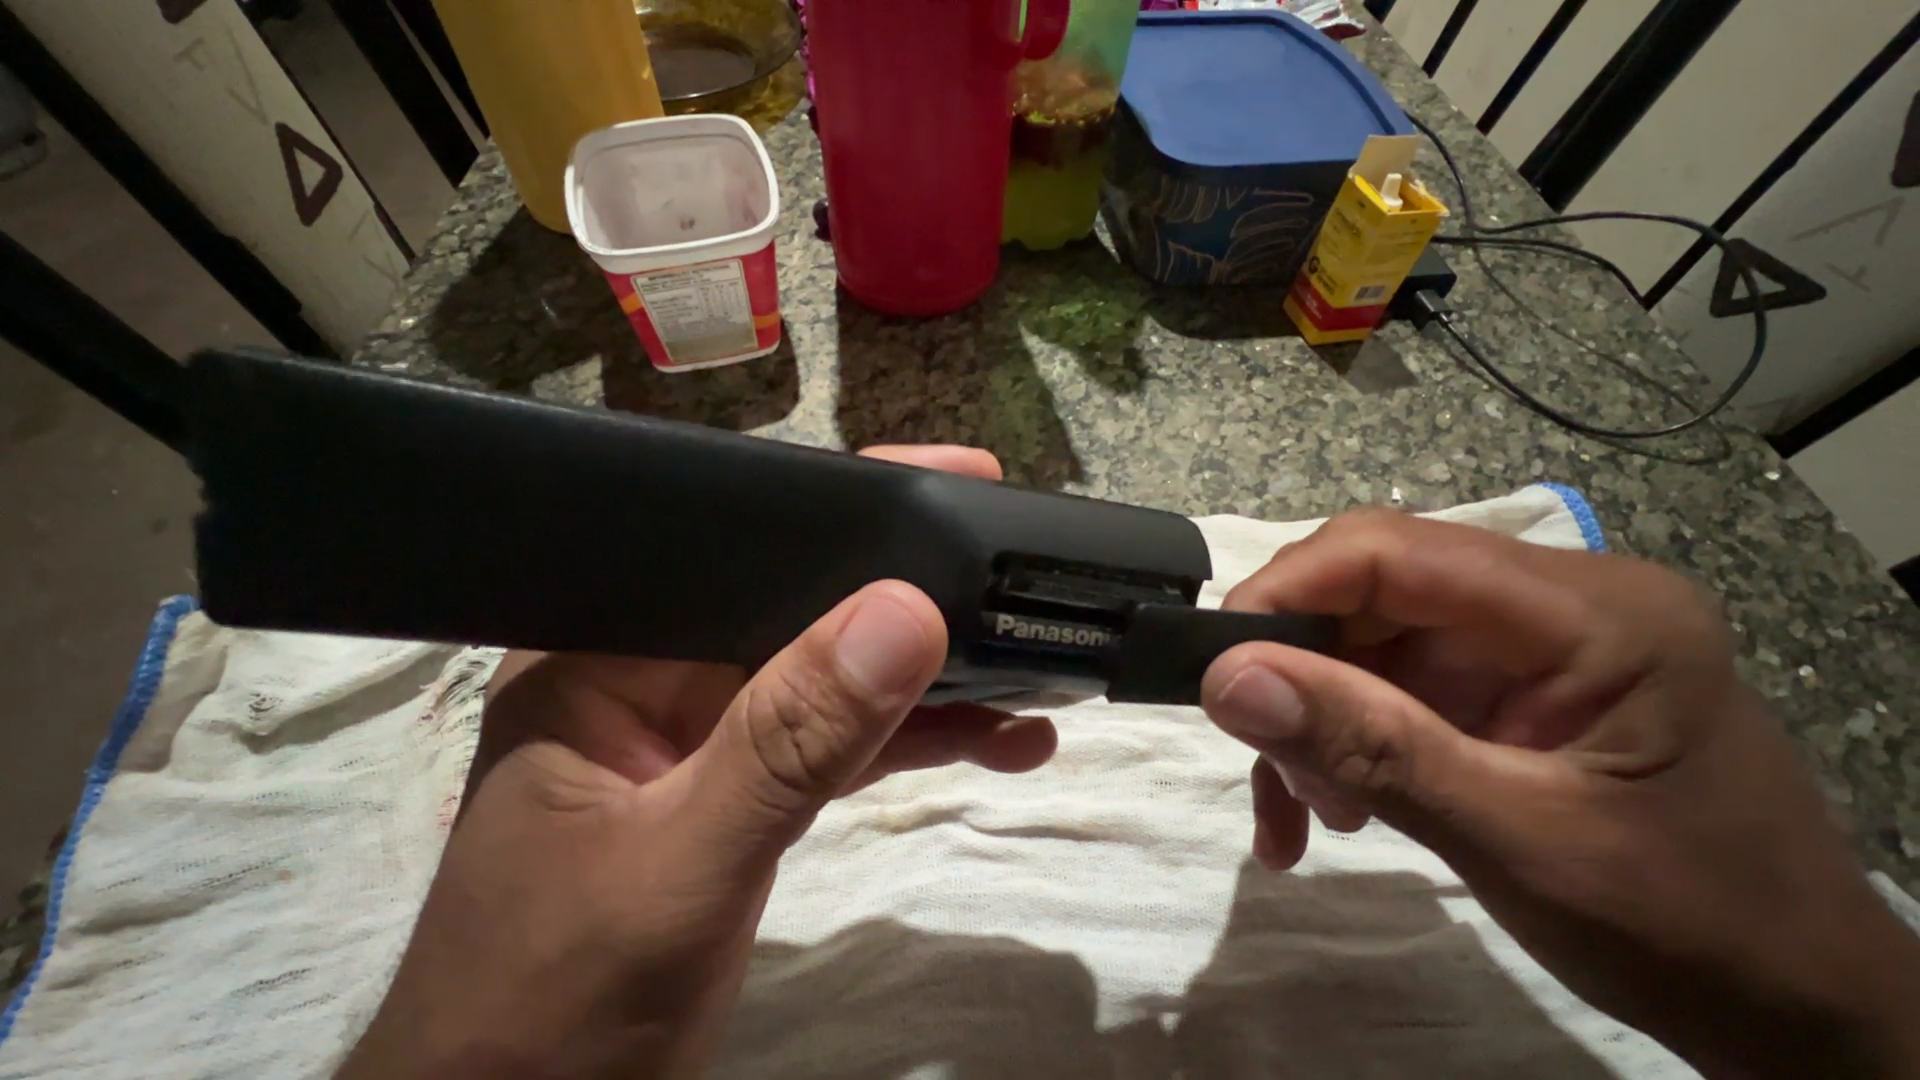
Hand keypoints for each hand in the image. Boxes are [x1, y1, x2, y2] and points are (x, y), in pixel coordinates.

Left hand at [339, 446, 1055, 1079]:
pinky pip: (838, 745)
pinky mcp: (744, 792)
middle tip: (1016, 571)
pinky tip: (994, 739)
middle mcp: (656, 674)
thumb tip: (904, 614)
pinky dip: (912, 742)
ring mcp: (705, 735)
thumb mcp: (684, 865)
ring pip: (832, 679)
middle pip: (802, 606)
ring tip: (1037, 673)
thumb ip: (790, 741)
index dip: (853, 512)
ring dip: (932, 682)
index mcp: (606, 652)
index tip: (962, 486)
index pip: (739, 550)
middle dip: (912, 594)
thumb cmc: (557, 1007)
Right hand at [1199, 509, 1919, 1078]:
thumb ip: (1368, 748)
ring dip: (1312, 723)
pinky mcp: (1497, 689)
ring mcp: (1521, 647)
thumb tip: (1225, 679)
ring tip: (1309, 811)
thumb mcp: (1514, 838)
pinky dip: (1340, 747)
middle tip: (1270, 759)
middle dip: (1299, 674)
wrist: (1793, 1007)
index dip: (1287, 588)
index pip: (1395, 549)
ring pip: (1361, 645)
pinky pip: (1385, 691)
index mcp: (1589, 610)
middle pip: (1369, 592)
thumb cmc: (1684, 925)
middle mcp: (1551, 604)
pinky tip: (1324, 815)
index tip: (1215, 666)